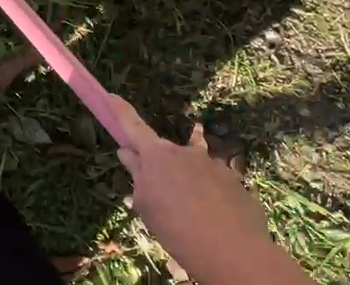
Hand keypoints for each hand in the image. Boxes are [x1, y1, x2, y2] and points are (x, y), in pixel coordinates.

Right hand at [111, 96, 314, 284]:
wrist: (235, 254)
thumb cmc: (177, 228)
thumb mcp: (145, 205)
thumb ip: (138, 175)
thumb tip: (129, 153)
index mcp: (156, 154)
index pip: (133, 125)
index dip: (120, 110)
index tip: (112, 96)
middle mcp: (185, 152)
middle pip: (167, 153)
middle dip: (162, 169)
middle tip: (162, 198)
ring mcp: (214, 166)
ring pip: (194, 170)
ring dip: (190, 184)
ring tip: (194, 216)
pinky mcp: (237, 184)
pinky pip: (217, 186)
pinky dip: (213, 198)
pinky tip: (216, 223)